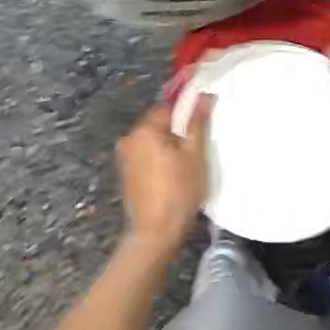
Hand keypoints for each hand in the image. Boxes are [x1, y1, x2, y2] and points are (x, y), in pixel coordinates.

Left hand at [117, 96, 213, 246]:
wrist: (155, 232)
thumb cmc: (179, 192)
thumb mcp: (194, 156)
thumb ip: (197, 124)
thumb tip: (204, 97)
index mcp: (144, 130)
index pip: (168, 107)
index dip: (188, 112)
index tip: (204, 124)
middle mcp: (129, 139)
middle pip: (158, 123)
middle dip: (178, 130)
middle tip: (198, 145)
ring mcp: (125, 157)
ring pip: (152, 140)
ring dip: (169, 144)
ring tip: (188, 161)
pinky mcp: (126, 172)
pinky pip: (146, 154)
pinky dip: (159, 157)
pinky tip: (174, 173)